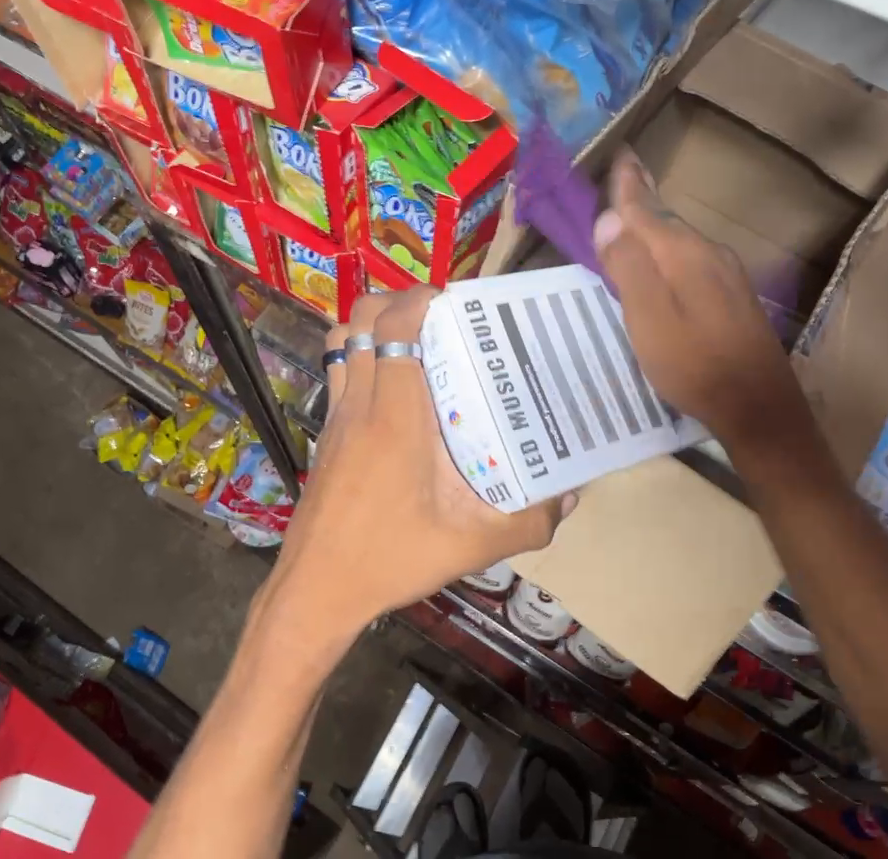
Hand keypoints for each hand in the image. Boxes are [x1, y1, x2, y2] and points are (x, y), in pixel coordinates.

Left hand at [268, 287, 571, 637]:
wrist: (317, 590)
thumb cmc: (391, 559)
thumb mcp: (471, 546)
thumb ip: (528, 521)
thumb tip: (571, 497)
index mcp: (395, 415)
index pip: (395, 326)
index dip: (420, 298)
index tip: (454, 301)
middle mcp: (360, 404)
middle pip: (361, 319)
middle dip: (397, 302)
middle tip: (440, 319)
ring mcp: (336, 418)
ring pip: (342, 342)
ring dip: (373, 327)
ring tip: (414, 342)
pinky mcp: (325, 436)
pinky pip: (337, 374)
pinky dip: (360, 358)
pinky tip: (392, 393)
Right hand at [592, 150, 818, 467]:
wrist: (758, 405)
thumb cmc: (693, 364)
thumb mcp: (648, 318)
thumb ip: (629, 266)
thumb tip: (609, 217)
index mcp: (683, 254)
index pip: (646, 209)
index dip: (628, 185)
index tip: (621, 153)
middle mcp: (708, 254)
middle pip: (665, 221)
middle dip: (641, 198)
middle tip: (625, 173)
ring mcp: (726, 275)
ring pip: (680, 240)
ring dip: (655, 224)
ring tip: (636, 211)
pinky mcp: (733, 297)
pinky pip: (692, 258)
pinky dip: (669, 248)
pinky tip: (665, 259)